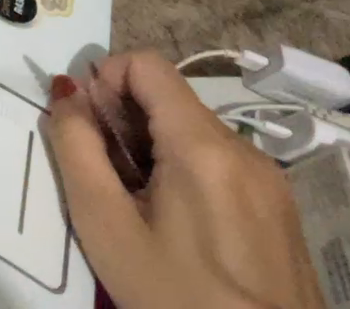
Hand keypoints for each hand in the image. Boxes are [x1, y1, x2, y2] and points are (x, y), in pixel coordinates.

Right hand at [46, 51, 324, 308]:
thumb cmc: (174, 295)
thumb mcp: (102, 221)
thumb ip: (75, 144)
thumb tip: (68, 92)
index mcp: (204, 146)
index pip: (146, 64)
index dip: (104, 81)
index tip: (89, 130)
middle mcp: (246, 150)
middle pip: (167, 97)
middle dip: (121, 120)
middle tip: (106, 176)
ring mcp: (270, 181)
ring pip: (189, 129)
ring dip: (148, 147)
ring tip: (137, 206)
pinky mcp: (280, 209)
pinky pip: (217, 161)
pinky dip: (180, 170)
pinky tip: (172, 222)